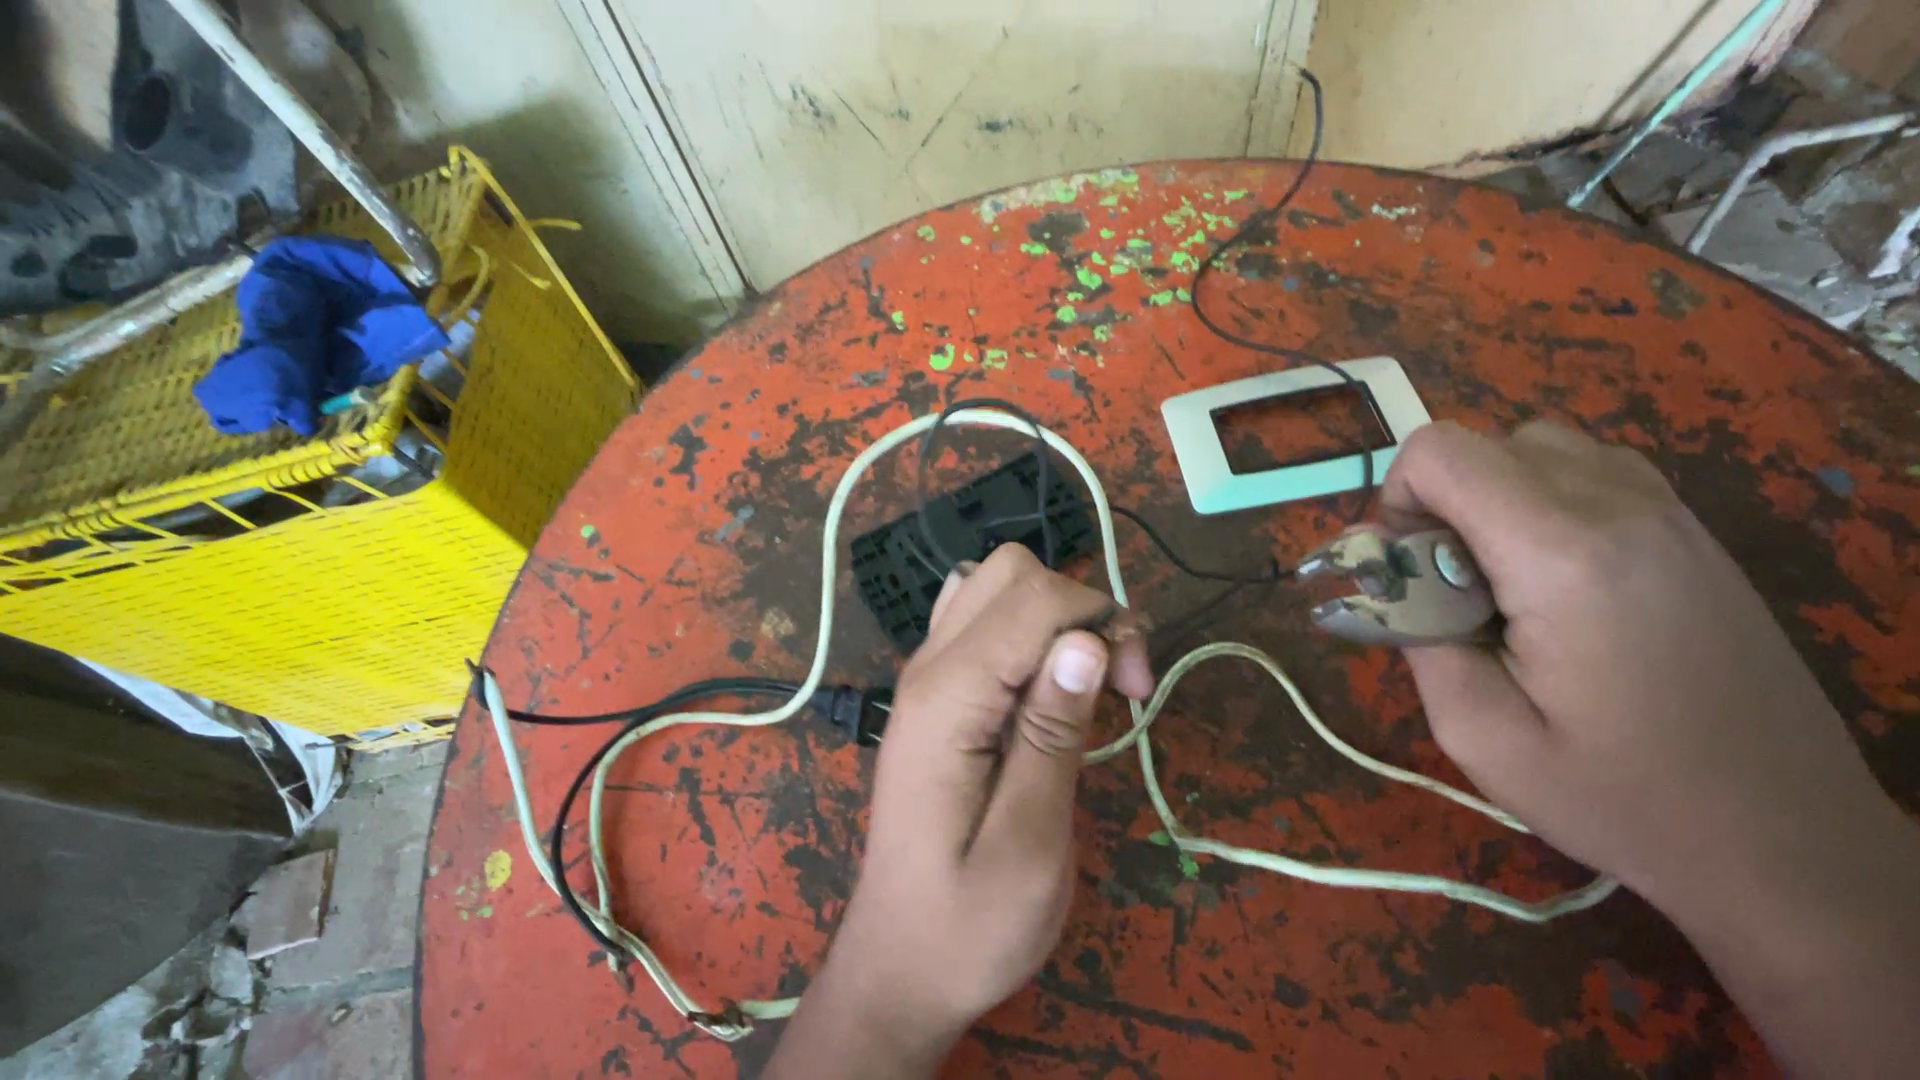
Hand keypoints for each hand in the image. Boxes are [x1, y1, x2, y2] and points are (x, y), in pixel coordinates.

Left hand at [764, 544, 1151, 1077]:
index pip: (1033, 597)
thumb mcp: (1030, 843)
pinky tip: (1046, 688)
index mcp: (947, 699)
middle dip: (1080, 608)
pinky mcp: (937, 696)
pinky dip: (1028, 633)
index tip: (1137, 689)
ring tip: (1088, 685)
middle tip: (1117, 685)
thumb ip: (1054, 734)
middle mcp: (927, 669)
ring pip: (996, 587)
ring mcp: (925, 678)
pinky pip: (981, 623)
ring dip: (1057, 616)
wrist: (902, 963)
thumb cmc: (970, 923)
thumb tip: (1087, 640)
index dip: (1101, 621)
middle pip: (1011, 573)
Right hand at [1385, 420, 1919, 1076]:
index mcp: (1563, 555)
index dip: (1398, 499)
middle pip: (1487, 442)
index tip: (1407, 571)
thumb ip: (1416, 637)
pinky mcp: (1692, 533)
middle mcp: (1620, 509)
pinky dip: (1545, 500)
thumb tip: (1391, 578)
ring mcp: (1669, 514)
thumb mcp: (1480, 736)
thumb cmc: (1621, 797)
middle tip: (1447, 587)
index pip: (1442, 452)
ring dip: (1494, 496)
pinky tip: (1555, 579)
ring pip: (1541, 447)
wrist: (1787, 839)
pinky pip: (1593, 472)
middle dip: (1440, 501)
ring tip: (1500, 581)